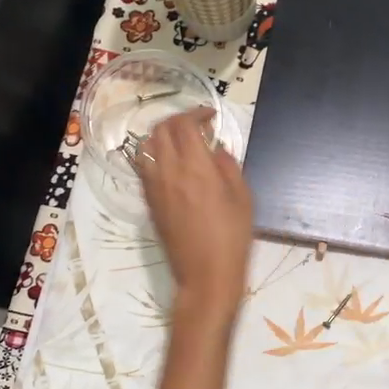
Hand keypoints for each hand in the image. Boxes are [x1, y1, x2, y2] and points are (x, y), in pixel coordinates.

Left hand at [134, 107, 252, 315]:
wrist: (205, 275)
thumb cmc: (232, 237)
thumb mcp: (243, 198)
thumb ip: (228, 166)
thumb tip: (216, 149)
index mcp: (195, 167)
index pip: (185, 124)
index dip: (197, 113)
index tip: (211, 116)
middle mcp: (168, 171)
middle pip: (161, 129)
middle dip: (178, 120)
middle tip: (198, 126)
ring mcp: (154, 186)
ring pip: (147, 146)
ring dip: (163, 136)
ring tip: (182, 143)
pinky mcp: (149, 201)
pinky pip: (144, 166)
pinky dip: (156, 155)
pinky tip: (173, 165)